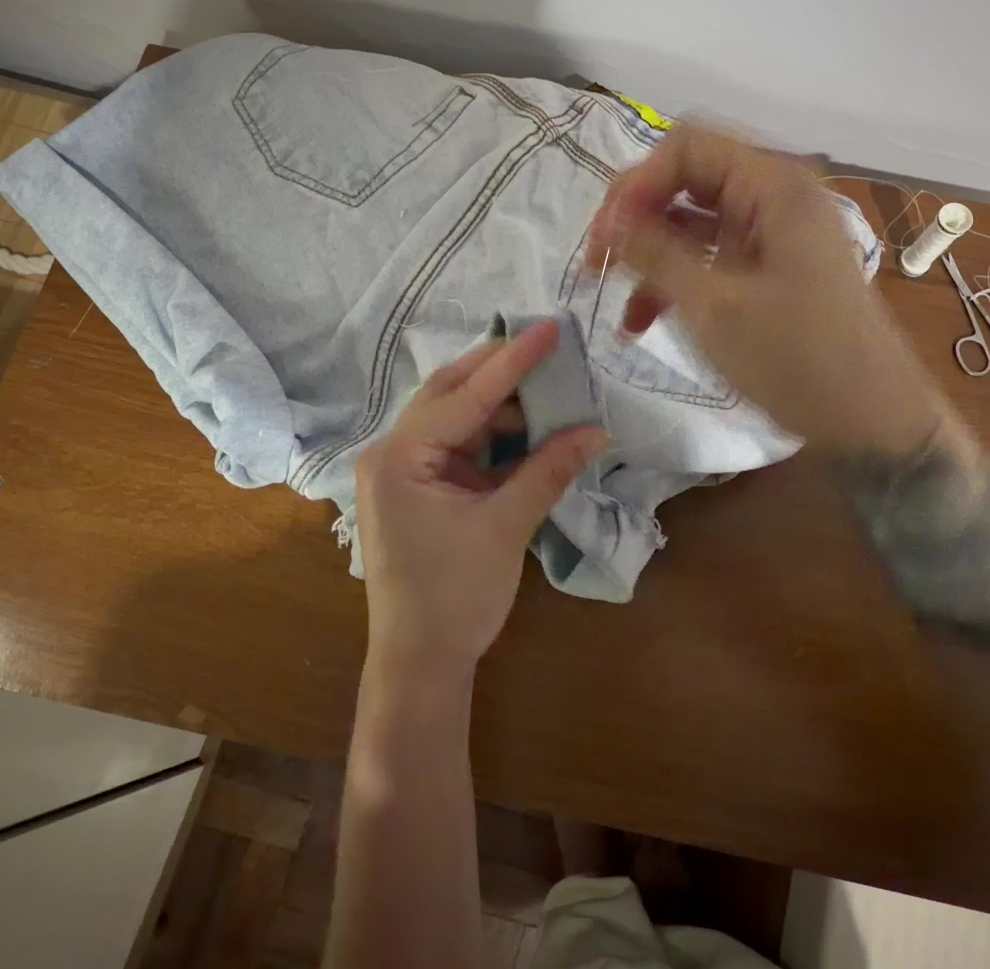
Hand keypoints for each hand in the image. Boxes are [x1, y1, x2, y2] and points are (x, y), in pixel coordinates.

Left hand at [355, 319, 608, 677]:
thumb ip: (548, 471)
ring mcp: (404, 474)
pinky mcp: (421, 493)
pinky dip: (496, 442)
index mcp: (399, 456)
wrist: (421, 663)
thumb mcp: (505, 527)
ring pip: (458, 422)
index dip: (512, 361)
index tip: (549, 326)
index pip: (464, 395)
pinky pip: (461, 451)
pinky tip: (533, 431)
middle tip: (550, 348)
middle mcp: (392, 454)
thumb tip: (597, 430)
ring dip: (503, 410)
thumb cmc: (455, 596)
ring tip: (553, 390)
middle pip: (451, 397)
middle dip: (501, 374)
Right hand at [588, 123, 939, 450]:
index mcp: (773, 185)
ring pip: (693, 226)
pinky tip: (642, 323)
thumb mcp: (714, 306)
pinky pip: (712, 260)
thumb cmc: (796, 359)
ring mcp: (775, 237)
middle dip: (636, 221)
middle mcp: (775, 198)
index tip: (604, 238)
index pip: (686, 147)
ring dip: (649, 260)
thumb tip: (609, 220)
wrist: (870, 420)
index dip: (636, 185)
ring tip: (615, 305)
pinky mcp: (772, 273)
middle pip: (687, 182)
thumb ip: (656, 253)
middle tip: (597, 265)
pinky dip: (676, 284)